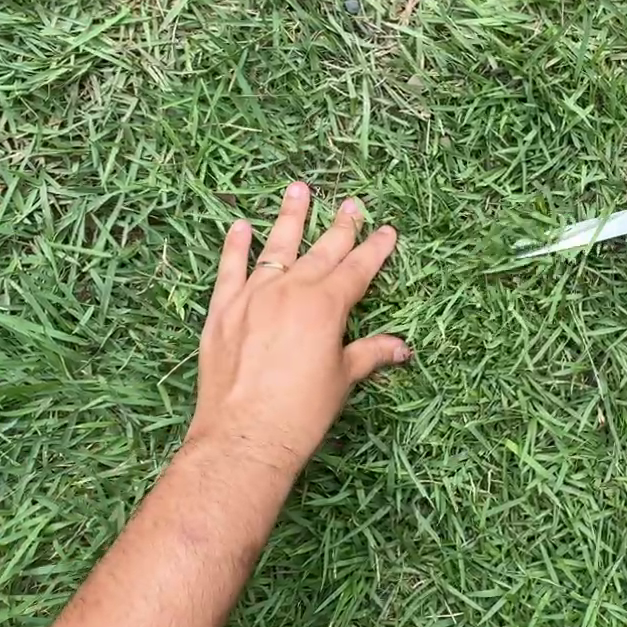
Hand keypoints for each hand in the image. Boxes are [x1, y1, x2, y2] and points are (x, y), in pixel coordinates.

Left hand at [188, 182, 408, 469]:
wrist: (243, 436)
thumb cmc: (301, 412)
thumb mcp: (342, 379)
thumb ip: (370, 354)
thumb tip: (402, 348)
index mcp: (326, 306)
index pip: (357, 268)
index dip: (375, 248)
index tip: (387, 230)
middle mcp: (292, 291)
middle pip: (322, 250)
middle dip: (340, 226)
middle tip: (352, 203)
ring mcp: (254, 296)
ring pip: (277, 247)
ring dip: (290, 217)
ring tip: (298, 189)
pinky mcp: (223, 310)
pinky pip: (230, 269)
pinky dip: (235, 246)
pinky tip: (240, 226)